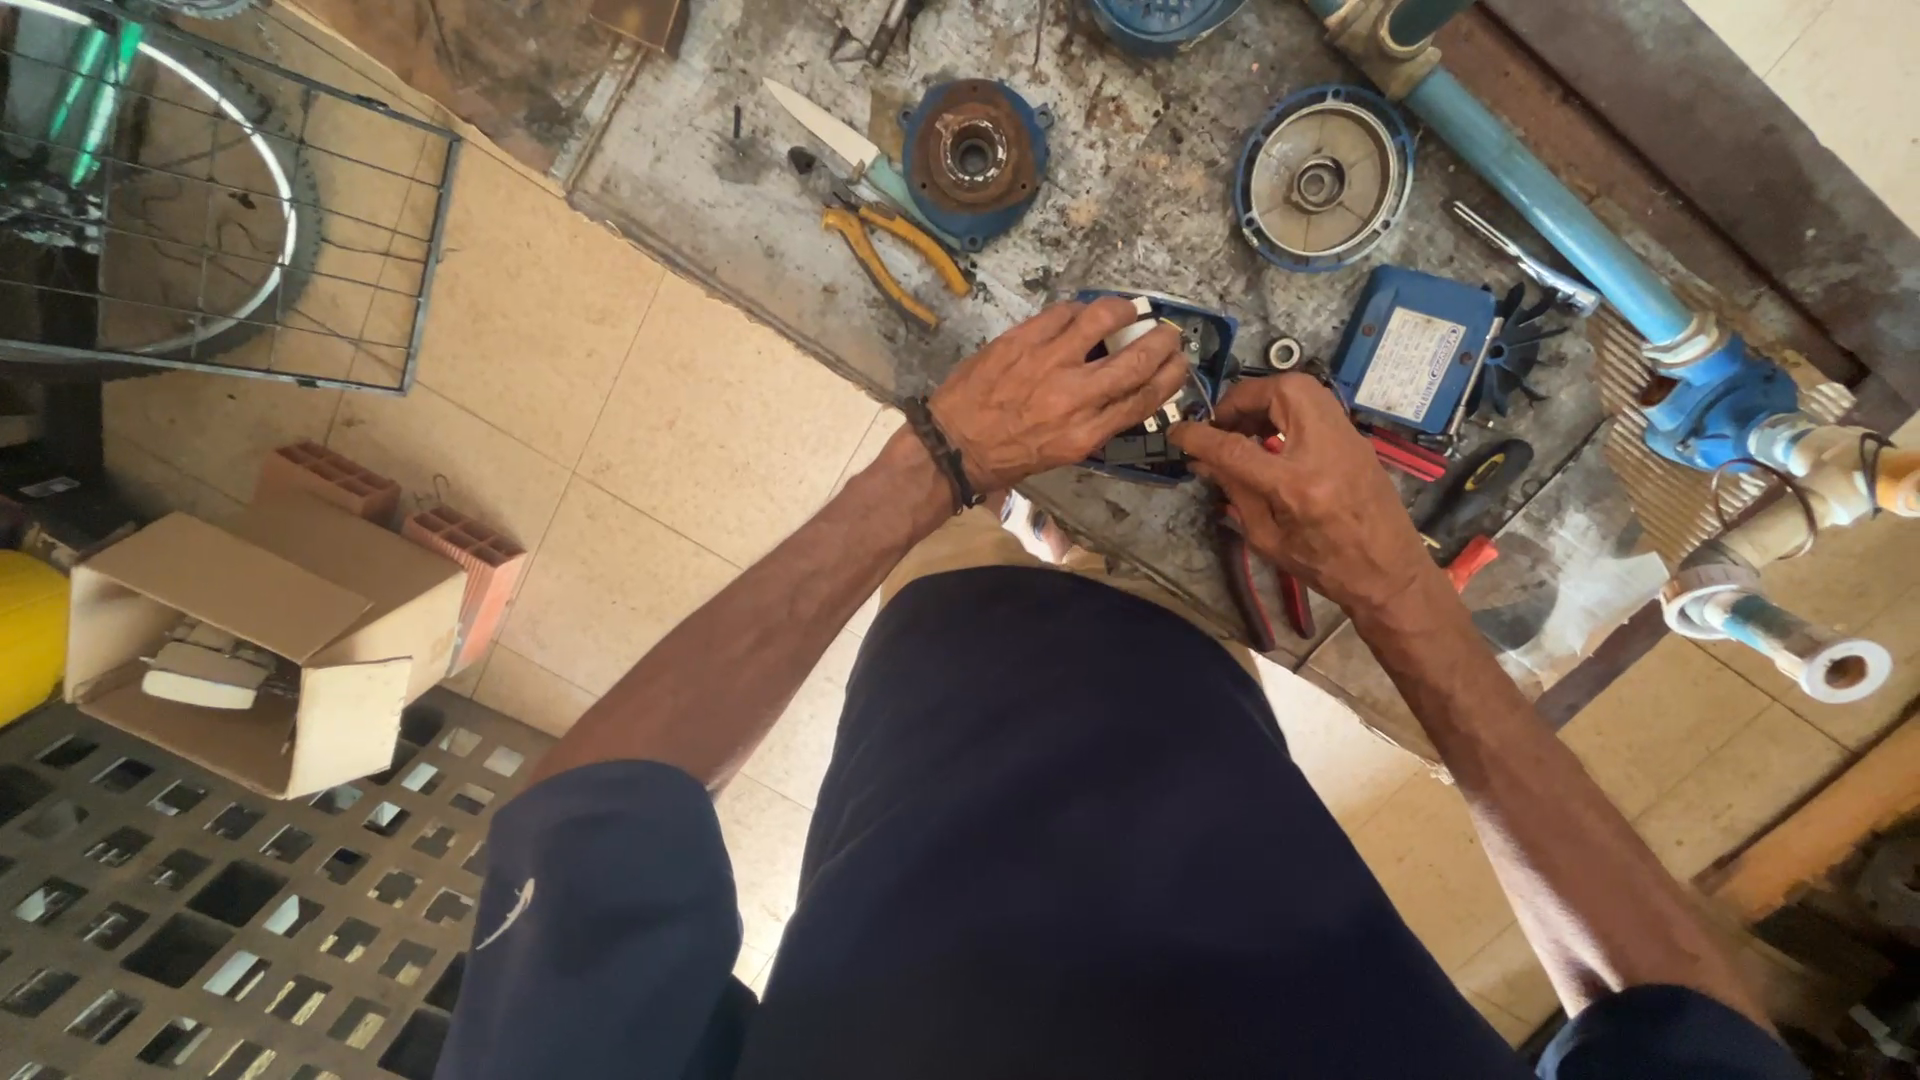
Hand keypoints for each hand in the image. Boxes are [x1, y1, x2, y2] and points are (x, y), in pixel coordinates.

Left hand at [928, 298, 1189, 493]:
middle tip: (1168, 331)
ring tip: (1128, 310)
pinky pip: (1063, 312)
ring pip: (1103, 319)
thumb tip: (1122, 392)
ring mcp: (1048, 362)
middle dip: (1163, 340)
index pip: (1145, 398)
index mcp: (1086, 434)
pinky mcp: (1022, 339)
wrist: (952, 446)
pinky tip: (1081, 313)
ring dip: (1125, 310)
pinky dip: (1080, 309)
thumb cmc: (1006, 458)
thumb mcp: (1061, 454)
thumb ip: (1096, 424)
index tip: (1179, 363)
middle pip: (1137, 358)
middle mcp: (1075, 396)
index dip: (1171, 376)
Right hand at [1168, 375, 1440, 619]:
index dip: (1199, 437)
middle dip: (1243, 397)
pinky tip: (1274, 437)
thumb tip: (1204, 462)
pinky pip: (1317, 405)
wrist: (1391, 574)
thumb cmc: (1325, 567)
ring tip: (1247, 427)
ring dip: (1266, 397)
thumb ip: (1236, 492)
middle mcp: (1325, 451)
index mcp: (1297, 486)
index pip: (1235, 448)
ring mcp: (1347, 439)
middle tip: (1224, 423)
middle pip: (1281, 390)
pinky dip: (1287, 408)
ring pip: (1304, 387)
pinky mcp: (1356, 439)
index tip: (1178, 433)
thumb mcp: (1267, 538)